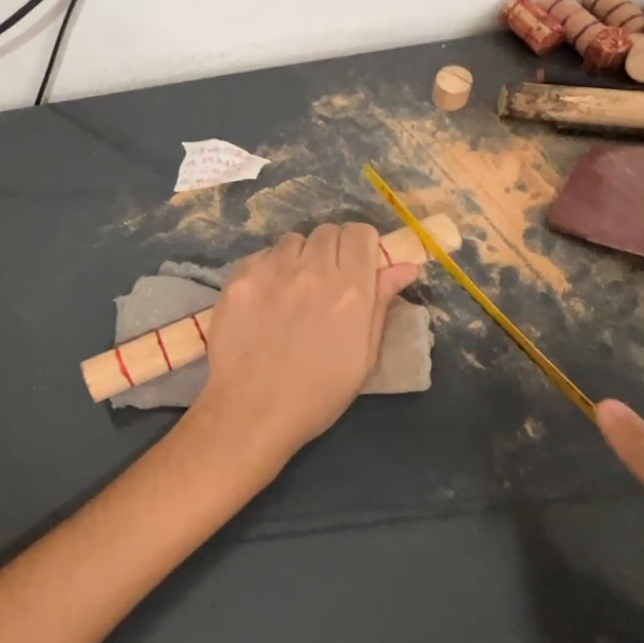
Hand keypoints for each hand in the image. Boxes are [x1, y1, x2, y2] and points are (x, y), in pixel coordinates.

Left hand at [188, 223, 418, 471]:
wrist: (252, 411)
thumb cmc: (318, 394)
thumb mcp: (364, 356)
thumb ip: (380, 304)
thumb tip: (404, 266)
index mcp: (350, 290)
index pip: (360, 234)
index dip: (361, 247)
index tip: (357, 266)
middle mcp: (312, 271)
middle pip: (327, 231)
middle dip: (331, 250)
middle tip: (326, 282)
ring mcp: (272, 271)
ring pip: (292, 240)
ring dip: (298, 257)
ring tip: (293, 290)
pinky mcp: (239, 278)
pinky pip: (260, 256)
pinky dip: (267, 269)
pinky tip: (265, 299)